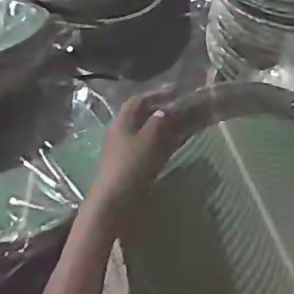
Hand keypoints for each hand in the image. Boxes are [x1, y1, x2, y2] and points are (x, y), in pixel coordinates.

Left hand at [87, 89, 179, 218]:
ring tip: (179, 127)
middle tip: (178, 109)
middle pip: (140, 115)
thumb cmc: (132, 164)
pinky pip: (145, 146)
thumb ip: (159, 120)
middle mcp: (120, 132)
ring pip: (143, 132)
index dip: (155, 93)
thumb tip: (165, 110)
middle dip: (159, 110)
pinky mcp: (126, 165)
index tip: (174, 92)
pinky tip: (170, 147)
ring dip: (160, 127)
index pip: (138, 100)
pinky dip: (158, 142)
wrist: (114, 201)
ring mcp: (121, 150)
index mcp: (122, 121)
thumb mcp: (150, 138)